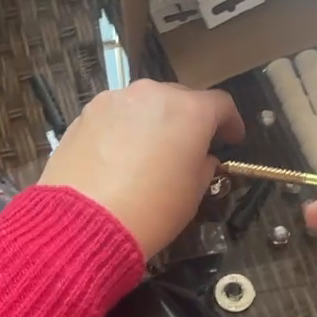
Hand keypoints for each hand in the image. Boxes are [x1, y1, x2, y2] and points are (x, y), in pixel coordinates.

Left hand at [40, 80, 243, 256]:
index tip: (232, 138)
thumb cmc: (151, 210)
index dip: (230, 122)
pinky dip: (123, 129)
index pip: (221, 104)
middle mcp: (152, 94)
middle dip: (188, 120)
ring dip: (153, 122)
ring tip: (149, 151)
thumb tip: (201, 157)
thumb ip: (203, 166)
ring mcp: (114, 100)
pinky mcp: (85, 114)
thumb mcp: (192, 194)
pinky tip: (118, 156)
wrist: (83, 222)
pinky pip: (114, 116)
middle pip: (179, 99)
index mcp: (189, 111)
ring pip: (143, 105)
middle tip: (189, 146)